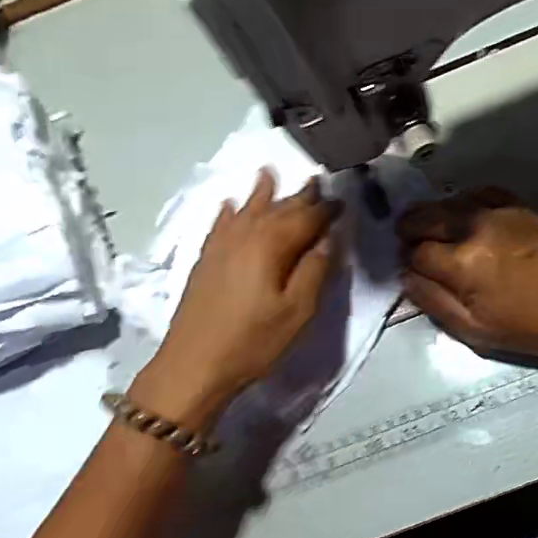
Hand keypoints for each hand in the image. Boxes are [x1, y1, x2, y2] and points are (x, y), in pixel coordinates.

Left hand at [136, 169, 340, 425]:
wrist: (194, 365)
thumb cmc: (254, 341)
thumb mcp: (298, 311)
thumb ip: (315, 269)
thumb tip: (328, 238)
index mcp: (272, 245)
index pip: (306, 218)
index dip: (326, 209)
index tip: (343, 201)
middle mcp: (245, 235)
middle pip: (277, 208)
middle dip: (299, 196)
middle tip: (317, 182)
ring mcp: (221, 245)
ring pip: (248, 209)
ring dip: (263, 192)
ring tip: (271, 172)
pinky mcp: (205, 258)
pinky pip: (221, 223)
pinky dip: (231, 210)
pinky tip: (232, 203)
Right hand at [398, 188, 537, 358]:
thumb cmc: (526, 327)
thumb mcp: (473, 329)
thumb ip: (433, 301)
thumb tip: (407, 276)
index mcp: (464, 263)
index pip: (417, 252)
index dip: (407, 259)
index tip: (407, 265)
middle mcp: (477, 228)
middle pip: (427, 218)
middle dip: (411, 229)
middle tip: (406, 239)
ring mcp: (499, 212)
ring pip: (450, 202)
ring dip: (433, 213)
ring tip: (428, 227)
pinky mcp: (517, 206)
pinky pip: (479, 193)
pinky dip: (463, 201)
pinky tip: (460, 214)